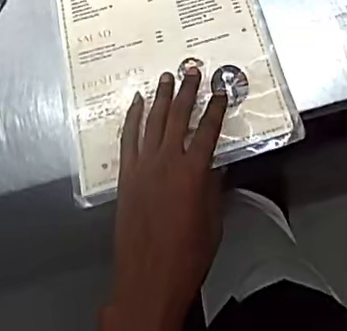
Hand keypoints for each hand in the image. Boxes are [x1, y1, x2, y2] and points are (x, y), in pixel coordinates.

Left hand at [102, 67, 229, 330]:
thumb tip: (214, 164)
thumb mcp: (212, 222)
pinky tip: (136, 102)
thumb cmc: (187, 256)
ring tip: (167, 77)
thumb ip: (212, 188)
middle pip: (179, 116)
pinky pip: (129, 135)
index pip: (207, 131)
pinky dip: (133, 116)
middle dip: (187, 91)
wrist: (149, 275)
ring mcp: (143, 163)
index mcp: (193, 173)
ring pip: (153, 119)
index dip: (215, 109)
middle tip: (192, 70)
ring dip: (161, 96)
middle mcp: (167, 161)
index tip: (220, 91)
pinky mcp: (126, 171)